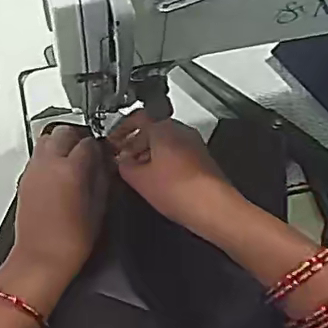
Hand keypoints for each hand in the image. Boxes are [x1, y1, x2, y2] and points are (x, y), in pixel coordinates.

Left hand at [8, 124, 106, 286]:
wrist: (40, 259)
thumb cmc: (68, 243)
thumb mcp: (98, 210)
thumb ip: (102, 180)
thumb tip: (106, 166)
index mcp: (70, 169)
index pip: (88, 143)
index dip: (100, 146)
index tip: (106, 152)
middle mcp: (48, 164)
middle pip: (63, 132)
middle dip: (78, 136)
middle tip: (90, 149)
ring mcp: (33, 171)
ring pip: (46, 140)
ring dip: (60, 143)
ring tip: (74, 158)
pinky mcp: (24, 180)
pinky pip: (37, 156)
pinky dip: (48, 156)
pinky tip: (59, 172)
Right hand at [106, 111, 248, 239]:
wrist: (214, 209)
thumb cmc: (182, 191)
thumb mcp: (138, 178)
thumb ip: (123, 165)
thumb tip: (121, 163)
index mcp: (164, 128)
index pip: (137, 117)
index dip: (121, 129)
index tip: (114, 139)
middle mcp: (182, 132)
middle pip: (152, 130)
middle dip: (134, 144)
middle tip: (121, 157)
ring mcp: (195, 147)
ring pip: (165, 144)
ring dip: (148, 154)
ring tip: (137, 172)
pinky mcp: (202, 162)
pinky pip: (178, 156)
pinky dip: (164, 164)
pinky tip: (157, 181)